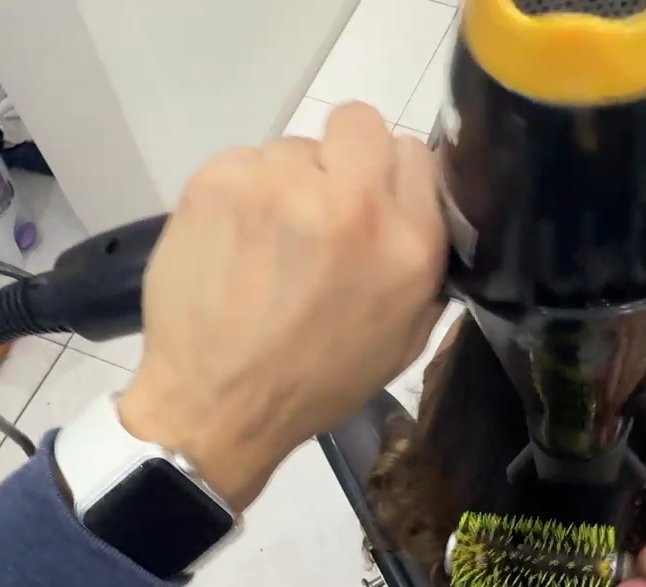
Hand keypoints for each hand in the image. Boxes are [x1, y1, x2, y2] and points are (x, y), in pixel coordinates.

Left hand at [117, 103, 446, 509]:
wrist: (218, 405)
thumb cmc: (315, 386)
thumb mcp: (400, 346)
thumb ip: (426, 273)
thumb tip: (426, 220)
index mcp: (408, 247)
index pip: (416, 153)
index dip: (391, 179)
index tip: (369, 210)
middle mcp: (353, 203)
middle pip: (359, 123)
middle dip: (344, 160)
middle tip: (321, 212)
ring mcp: (281, 185)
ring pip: (294, 147)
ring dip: (289, 185)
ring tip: (268, 247)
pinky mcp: (220, 180)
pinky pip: (244, 162)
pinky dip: (242, 196)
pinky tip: (234, 246)